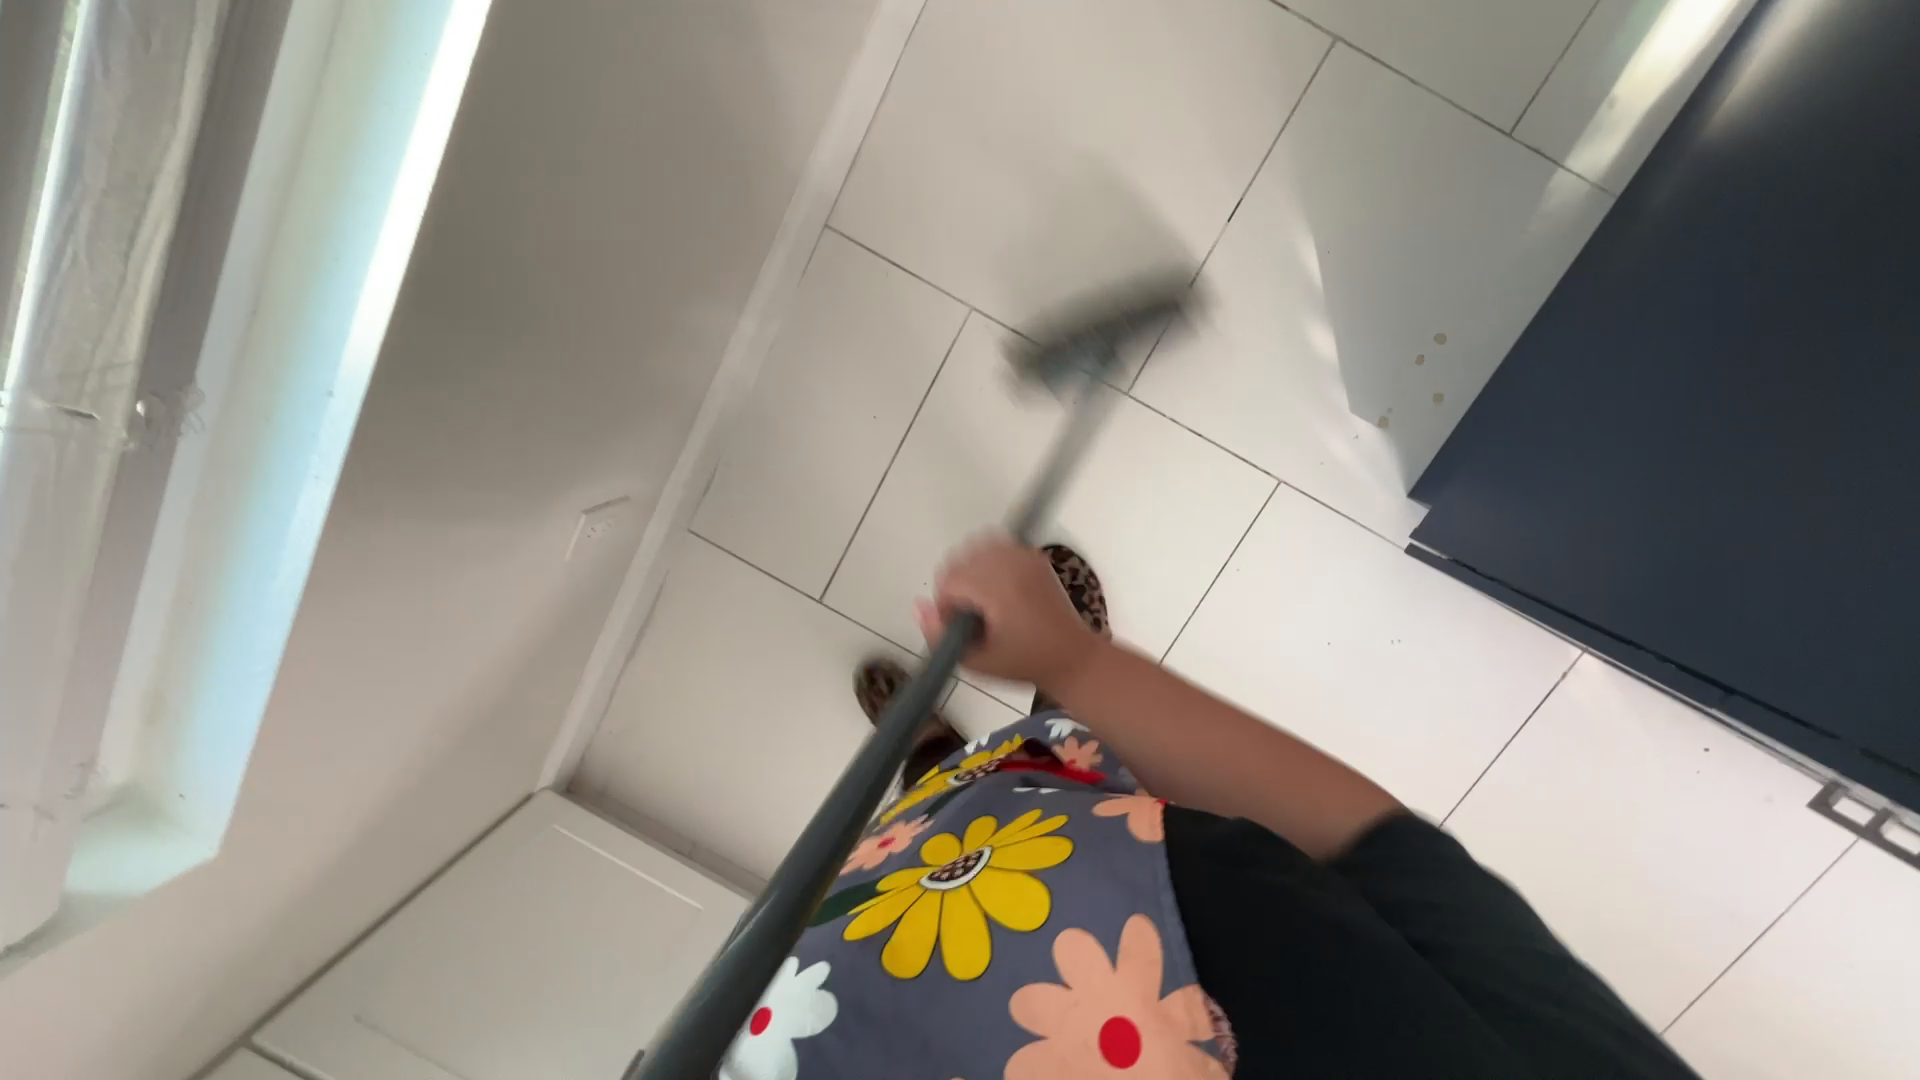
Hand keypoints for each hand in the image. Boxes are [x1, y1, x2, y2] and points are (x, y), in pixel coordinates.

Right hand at [914, 533, 1101, 686]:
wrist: (1072, 656)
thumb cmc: (1025, 663)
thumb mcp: (976, 661)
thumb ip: (940, 635)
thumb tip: (918, 605)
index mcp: (998, 588)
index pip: (950, 580)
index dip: (946, 605)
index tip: (959, 627)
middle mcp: (1011, 564)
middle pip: (959, 559)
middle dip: (955, 585)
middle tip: (969, 615)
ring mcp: (1024, 555)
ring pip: (976, 546)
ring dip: (970, 570)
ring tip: (981, 599)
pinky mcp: (1033, 555)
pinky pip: (997, 544)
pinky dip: (988, 560)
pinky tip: (994, 586)